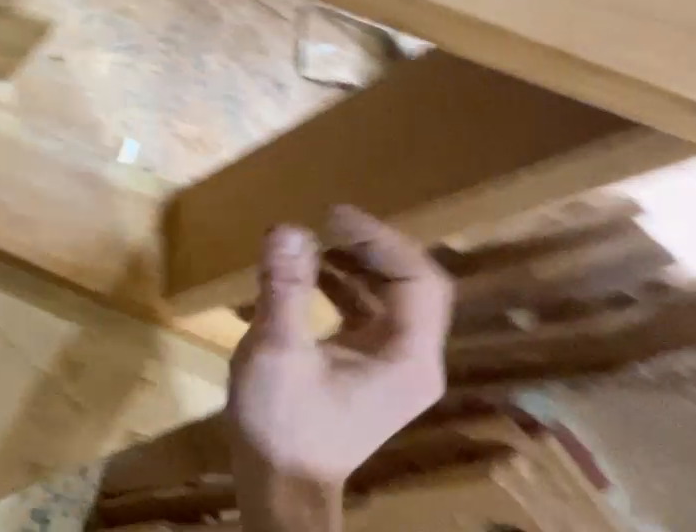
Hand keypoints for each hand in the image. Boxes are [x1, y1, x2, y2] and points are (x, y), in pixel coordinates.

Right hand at [228, 206, 452, 490]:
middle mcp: (410, 359)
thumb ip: (284, 287)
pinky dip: (334, 289)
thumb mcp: (277, 349)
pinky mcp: (364, 370)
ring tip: (306, 241)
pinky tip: (295, 278)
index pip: (418, 281)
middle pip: (407, 286)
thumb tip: (286, 229)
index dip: (380, 240)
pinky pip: (361, 315)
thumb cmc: (282, 419)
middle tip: (319, 221)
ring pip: (384, 299)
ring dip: (348, 265)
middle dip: (365, 247)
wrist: (279, 480)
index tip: (330, 215)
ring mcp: (389, 367)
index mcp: (407, 357)